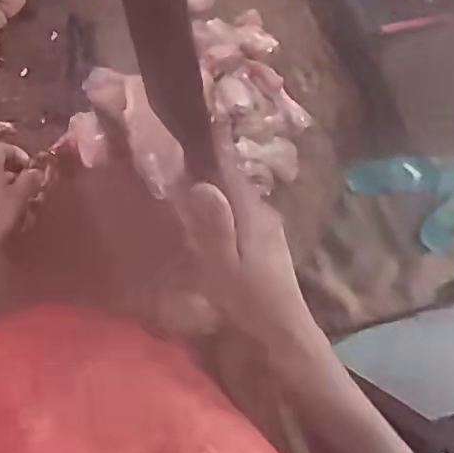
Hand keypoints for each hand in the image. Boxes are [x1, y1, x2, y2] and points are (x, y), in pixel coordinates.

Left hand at [0, 141, 44, 261]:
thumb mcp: (16, 198)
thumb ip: (28, 182)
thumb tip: (36, 171)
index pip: (2, 148)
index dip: (18, 153)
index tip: (30, 168)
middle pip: (2, 169)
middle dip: (20, 179)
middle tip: (33, 193)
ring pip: (0, 187)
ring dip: (15, 196)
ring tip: (26, 213)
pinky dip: (6, 208)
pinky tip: (14, 224)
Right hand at [174, 130, 318, 356]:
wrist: (283, 339)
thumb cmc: (251, 303)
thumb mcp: (226, 268)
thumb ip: (214, 228)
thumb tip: (200, 183)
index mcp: (252, 212)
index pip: (228, 164)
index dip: (208, 138)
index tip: (186, 113)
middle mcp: (259, 211)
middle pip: (228, 172)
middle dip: (204, 151)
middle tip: (170, 134)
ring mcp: (260, 226)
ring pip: (231, 188)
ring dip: (209, 173)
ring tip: (176, 160)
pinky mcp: (257, 241)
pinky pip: (232, 206)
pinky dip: (213, 195)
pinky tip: (194, 201)